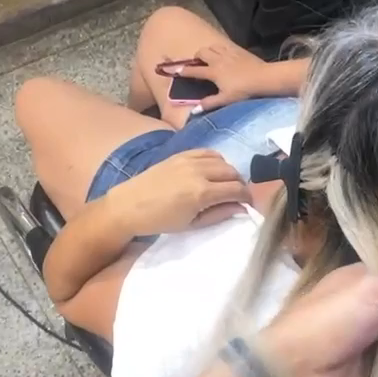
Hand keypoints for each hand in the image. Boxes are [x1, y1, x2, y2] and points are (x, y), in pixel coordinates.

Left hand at [101, 150, 248, 235]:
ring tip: (224, 184)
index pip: (237, 190)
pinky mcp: (180, 154)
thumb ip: (219, 214)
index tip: (248, 205)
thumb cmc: (160, 221)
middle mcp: (199, 172)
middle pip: (233, 172)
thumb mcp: (192, 224)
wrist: (129, 206)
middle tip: (237, 196)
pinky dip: (216, 160)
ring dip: (229, 172)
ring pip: (222, 160)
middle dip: (239, 184)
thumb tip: (241, 208)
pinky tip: (212, 170)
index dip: (247, 197)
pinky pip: (207, 152)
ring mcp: (189, 160)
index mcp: (202, 192)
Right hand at [179, 43, 277, 110]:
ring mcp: (228, 53)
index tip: (174, 70)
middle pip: (201, 53)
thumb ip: (209, 103)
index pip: (194, 71)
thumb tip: (194, 110)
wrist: (264, 77)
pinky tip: (224, 55)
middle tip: (197, 64)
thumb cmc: (244, 90)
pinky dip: (219, 48)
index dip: (183, 71)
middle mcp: (218, 59)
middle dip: (196, 57)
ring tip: (209, 58)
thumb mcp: (226, 99)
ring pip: (211, 46)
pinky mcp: (238, 50)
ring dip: (207, 51)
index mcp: (213, 72)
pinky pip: (224, 45)